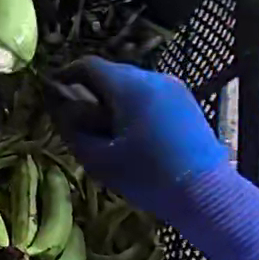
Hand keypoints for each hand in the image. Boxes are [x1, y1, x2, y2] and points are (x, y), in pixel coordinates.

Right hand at [50, 57, 258, 259]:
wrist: (205, 193)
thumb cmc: (148, 177)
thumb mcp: (99, 159)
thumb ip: (73, 129)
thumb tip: (60, 108)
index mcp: (129, 87)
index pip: (89, 65)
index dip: (66, 75)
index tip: (53, 89)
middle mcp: (153, 78)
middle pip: (112, 73)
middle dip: (90, 90)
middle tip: (77, 116)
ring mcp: (174, 87)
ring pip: (132, 84)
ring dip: (113, 99)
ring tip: (105, 128)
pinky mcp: (186, 101)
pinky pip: (151, 94)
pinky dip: (134, 105)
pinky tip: (131, 132)